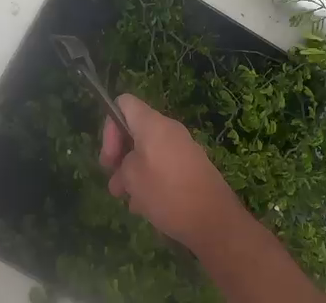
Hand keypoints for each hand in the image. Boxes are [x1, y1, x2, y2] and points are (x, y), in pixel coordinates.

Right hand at [100, 93, 245, 248]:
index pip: (123, 103)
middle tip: (114, 183)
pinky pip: (165, 166)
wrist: (216, 221)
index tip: (110, 157)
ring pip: (149, 152)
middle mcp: (169, 129)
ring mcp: (184, 149)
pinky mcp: (194, 168)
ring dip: (135, 172)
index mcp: (152, 123)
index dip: (109, 126)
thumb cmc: (168, 193)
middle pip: (136, 131)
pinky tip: (147, 207)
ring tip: (128, 200)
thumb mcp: (132, 178)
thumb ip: (122, 164)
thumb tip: (127, 166)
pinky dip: (153, 180)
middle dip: (121, 156)